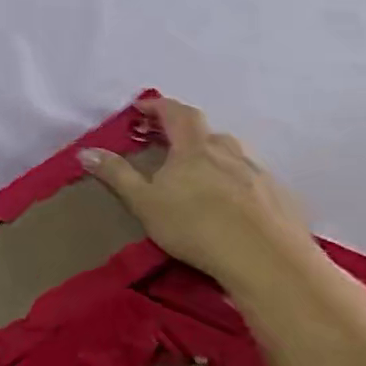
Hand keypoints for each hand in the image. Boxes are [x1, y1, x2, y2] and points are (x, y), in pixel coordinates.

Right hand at [80, 98, 326, 293]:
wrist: (265, 259)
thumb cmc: (194, 226)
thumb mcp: (144, 202)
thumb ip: (116, 175)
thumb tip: (85, 151)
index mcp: (194, 149)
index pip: (177, 114)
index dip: (158, 106)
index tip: (140, 108)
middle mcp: (229, 152)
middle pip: (206, 133)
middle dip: (184, 134)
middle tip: (165, 146)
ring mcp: (259, 174)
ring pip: (231, 155)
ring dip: (210, 157)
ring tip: (194, 177)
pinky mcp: (279, 197)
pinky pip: (250, 179)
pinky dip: (233, 181)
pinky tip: (227, 204)